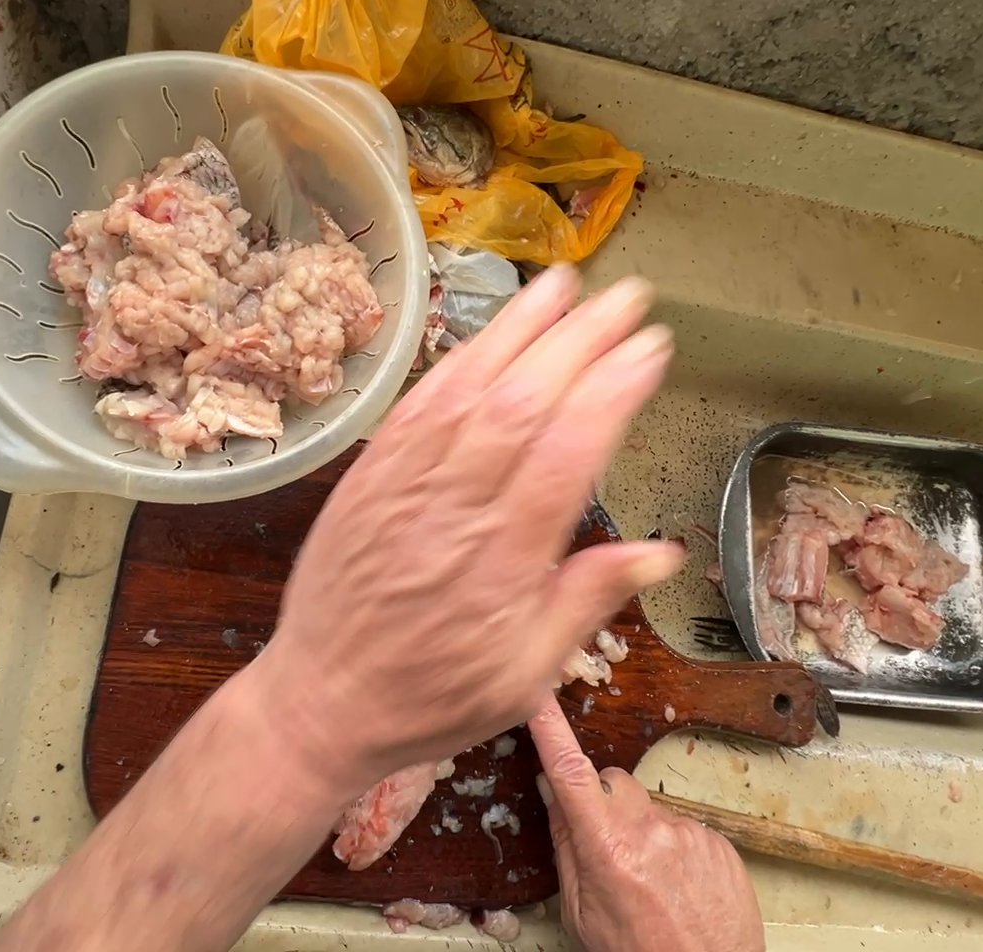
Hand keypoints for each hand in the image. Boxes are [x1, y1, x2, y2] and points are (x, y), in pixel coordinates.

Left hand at [254, 266, 683, 791]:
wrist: (322, 698)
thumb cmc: (430, 695)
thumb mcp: (523, 676)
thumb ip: (585, 602)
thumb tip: (661, 552)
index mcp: (502, 561)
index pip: (567, 453)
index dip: (611, 391)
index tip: (648, 350)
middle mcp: (452, 509)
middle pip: (522, 404)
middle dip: (579, 341)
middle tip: (624, 298)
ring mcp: (402, 484)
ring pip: (466, 390)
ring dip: (517, 330)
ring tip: (560, 284)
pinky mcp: (366, 475)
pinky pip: (415, 406)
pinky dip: (455, 362)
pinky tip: (487, 332)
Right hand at [529, 698, 766, 951]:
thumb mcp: (582, 914)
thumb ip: (566, 846)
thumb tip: (552, 791)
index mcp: (607, 848)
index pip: (569, 772)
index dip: (549, 729)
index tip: (537, 696)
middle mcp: (649, 831)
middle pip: (613, 783)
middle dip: (605, 802)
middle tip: (610, 848)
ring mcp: (688, 833)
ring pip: (649, 808)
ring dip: (644, 832)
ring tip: (653, 883)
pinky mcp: (718, 842)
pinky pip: (684, 828)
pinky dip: (676, 848)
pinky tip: (679, 886)